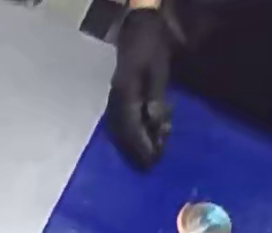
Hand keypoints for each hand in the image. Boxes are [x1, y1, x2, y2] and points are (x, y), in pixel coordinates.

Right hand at [106, 6, 173, 168]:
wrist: (137, 29)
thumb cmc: (151, 48)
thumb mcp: (158, 71)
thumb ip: (155, 99)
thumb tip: (154, 125)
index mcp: (125, 96)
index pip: (132, 129)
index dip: (143, 147)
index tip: (153, 161)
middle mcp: (116, 104)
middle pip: (126, 136)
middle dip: (140, 151)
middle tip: (153, 165)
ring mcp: (114, 104)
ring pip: (123, 133)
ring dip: (137, 145)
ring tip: (151, 153)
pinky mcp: (117, 103)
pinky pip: (123, 126)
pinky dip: (134, 135)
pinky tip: (143, 139)